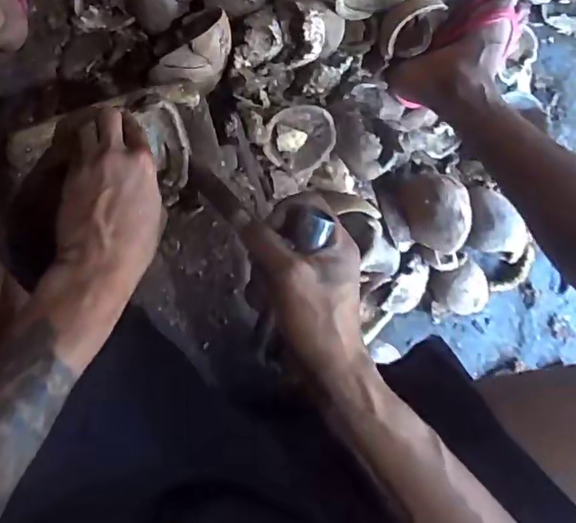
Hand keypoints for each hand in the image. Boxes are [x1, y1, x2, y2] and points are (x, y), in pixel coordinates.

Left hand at [51, 108, 163, 301]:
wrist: (96, 261)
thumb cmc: (134, 245)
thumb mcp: (156, 212)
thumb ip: (148, 186)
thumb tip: (143, 180)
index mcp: (142, 162)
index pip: (136, 129)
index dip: (130, 126)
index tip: (126, 129)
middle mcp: (115, 153)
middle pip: (108, 116)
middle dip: (107, 118)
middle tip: (105, 127)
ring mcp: (89, 161)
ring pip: (85, 127)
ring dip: (88, 130)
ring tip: (88, 139)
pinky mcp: (69, 173)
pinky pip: (73, 150)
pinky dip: (76, 149)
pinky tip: (78, 157)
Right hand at [242, 195, 367, 382]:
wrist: (332, 374)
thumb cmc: (315, 319)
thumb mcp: (285, 274)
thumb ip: (262, 239)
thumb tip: (237, 212)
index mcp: (337, 239)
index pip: (306, 202)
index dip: (282, 210)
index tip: (267, 233)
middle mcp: (331, 250)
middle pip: (288, 227)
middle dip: (267, 247)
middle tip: (260, 267)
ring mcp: (320, 272)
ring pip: (280, 252)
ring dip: (263, 271)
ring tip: (262, 294)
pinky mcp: (308, 292)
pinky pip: (281, 274)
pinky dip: (268, 286)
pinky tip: (265, 305)